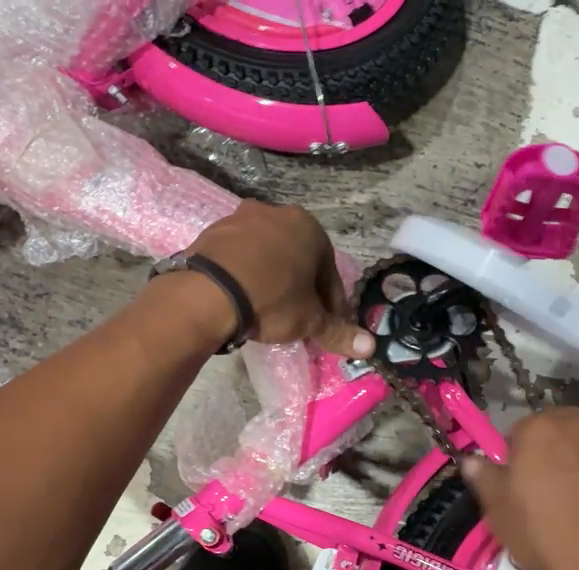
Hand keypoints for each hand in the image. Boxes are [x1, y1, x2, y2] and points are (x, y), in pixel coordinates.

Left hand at [182, 201, 373, 356]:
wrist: (207, 293)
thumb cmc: (272, 300)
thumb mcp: (310, 321)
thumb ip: (339, 332)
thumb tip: (370, 346)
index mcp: (309, 228)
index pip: (331, 272)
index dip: (333, 304)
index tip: (328, 324)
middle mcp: (277, 213)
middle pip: (300, 259)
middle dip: (304, 288)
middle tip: (302, 318)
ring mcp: (242, 218)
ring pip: (270, 254)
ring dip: (276, 279)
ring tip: (272, 310)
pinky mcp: (214, 230)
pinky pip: (243, 255)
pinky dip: (250, 274)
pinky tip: (247, 298)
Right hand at [462, 409, 578, 569]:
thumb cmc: (542, 533)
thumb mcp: (498, 510)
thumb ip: (484, 477)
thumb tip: (471, 460)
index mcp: (540, 426)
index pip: (519, 433)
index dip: (516, 461)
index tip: (518, 489)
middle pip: (557, 432)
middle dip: (550, 454)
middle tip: (546, 493)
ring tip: (575, 500)